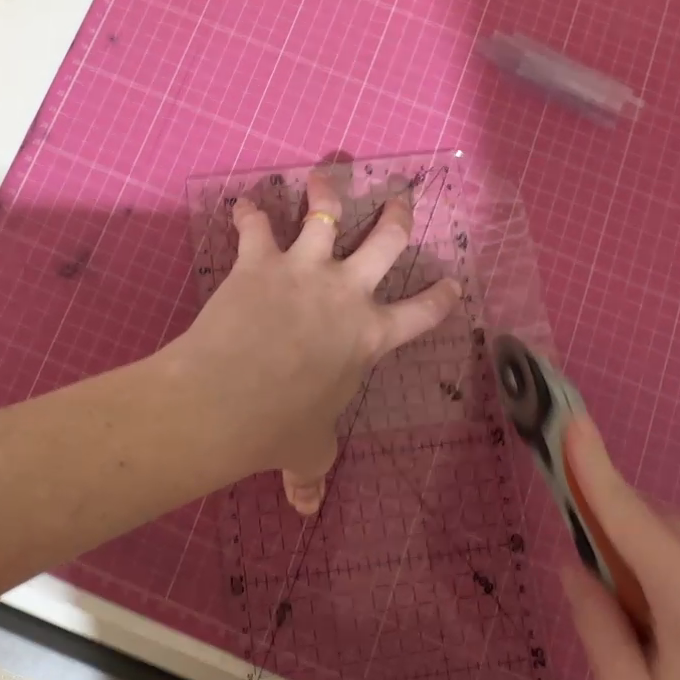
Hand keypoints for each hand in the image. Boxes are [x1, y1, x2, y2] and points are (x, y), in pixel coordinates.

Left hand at [158, 172, 458, 514]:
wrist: (227, 399)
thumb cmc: (278, 428)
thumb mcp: (308, 450)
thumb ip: (312, 470)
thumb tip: (306, 507)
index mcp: (370, 336)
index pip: (420, 313)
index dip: (441, 296)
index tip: (452, 281)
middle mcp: (346, 293)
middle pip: (386, 242)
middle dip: (399, 215)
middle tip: (404, 197)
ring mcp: (304, 270)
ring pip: (326, 214)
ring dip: (329, 190)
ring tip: (329, 172)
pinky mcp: (261, 260)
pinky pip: (257, 225)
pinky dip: (249, 211)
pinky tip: (244, 201)